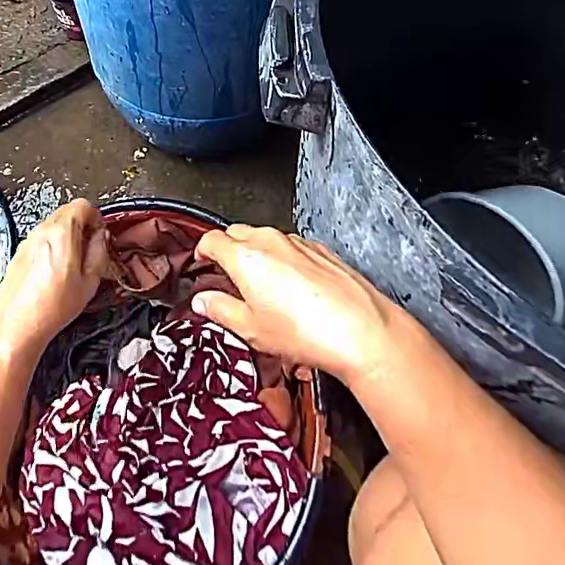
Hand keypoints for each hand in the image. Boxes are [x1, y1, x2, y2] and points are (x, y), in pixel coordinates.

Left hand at [0, 199, 109, 352]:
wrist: (17, 327)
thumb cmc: (50, 308)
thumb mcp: (90, 281)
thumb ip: (99, 252)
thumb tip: (101, 238)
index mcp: (61, 232)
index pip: (83, 205)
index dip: (96, 218)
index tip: (99, 233)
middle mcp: (42, 231)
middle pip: (67, 212)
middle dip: (82, 227)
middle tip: (89, 249)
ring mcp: (28, 241)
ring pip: (53, 226)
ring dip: (66, 237)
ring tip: (72, 265)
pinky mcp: (19, 253)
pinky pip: (40, 240)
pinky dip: (51, 247)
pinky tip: (55, 273)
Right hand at [191, 225, 406, 384]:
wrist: (362, 332)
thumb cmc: (310, 332)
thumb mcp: (251, 329)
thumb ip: (221, 310)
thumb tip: (205, 302)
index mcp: (246, 256)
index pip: (211, 240)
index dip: (202, 251)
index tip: (202, 261)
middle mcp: (270, 241)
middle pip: (236, 233)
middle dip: (227, 249)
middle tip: (226, 274)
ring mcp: (298, 243)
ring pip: (265, 238)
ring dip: (256, 253)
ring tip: (261, 286)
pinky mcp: (320, 250)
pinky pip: (291, 247)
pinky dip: (283, 258)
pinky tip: (291, 288)